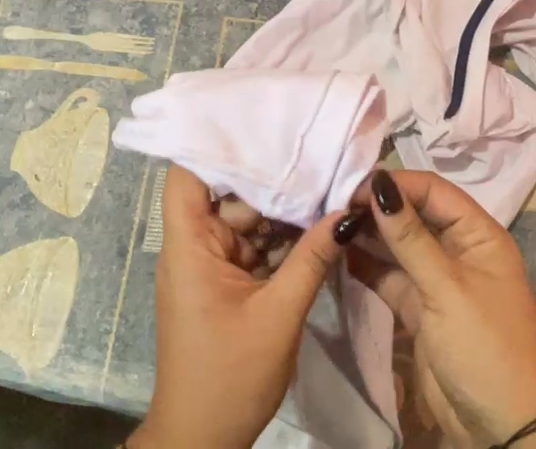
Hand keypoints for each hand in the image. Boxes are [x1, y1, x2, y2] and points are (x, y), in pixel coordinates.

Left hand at [131, 166, 345, 448]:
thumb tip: (348, 210)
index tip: (259, 118)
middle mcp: (194, 246)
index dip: (215, 142)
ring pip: (246, 218)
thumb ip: (312, 258)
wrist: (203, 441)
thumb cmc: (230, 377)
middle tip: (317, 148)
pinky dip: (281, 236)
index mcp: (189, 246)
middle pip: (228, 192)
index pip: (188, 174)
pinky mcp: (226, 283)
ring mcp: (211, 265)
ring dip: (282, 208)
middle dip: (270, 175)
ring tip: (327, 178)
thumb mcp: (279, 315)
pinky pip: (254, 245)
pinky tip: (317, 222)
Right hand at [346, 170, 535, 448]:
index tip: (352, 189)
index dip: (395, 184)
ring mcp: (438, 280)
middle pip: (413, 214)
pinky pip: (390, 277)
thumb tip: (379, 185)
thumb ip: (410, 238)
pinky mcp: (420, 309)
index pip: (432, 191)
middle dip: (377, 207)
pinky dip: (367, 266)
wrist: (505, 429)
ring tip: (328, 226)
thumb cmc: (486, 347)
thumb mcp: (448, 288)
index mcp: (478, 234)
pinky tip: (338, 255)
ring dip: (368, 235)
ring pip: (398, 245)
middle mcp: (458, 249)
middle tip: (332, 207)